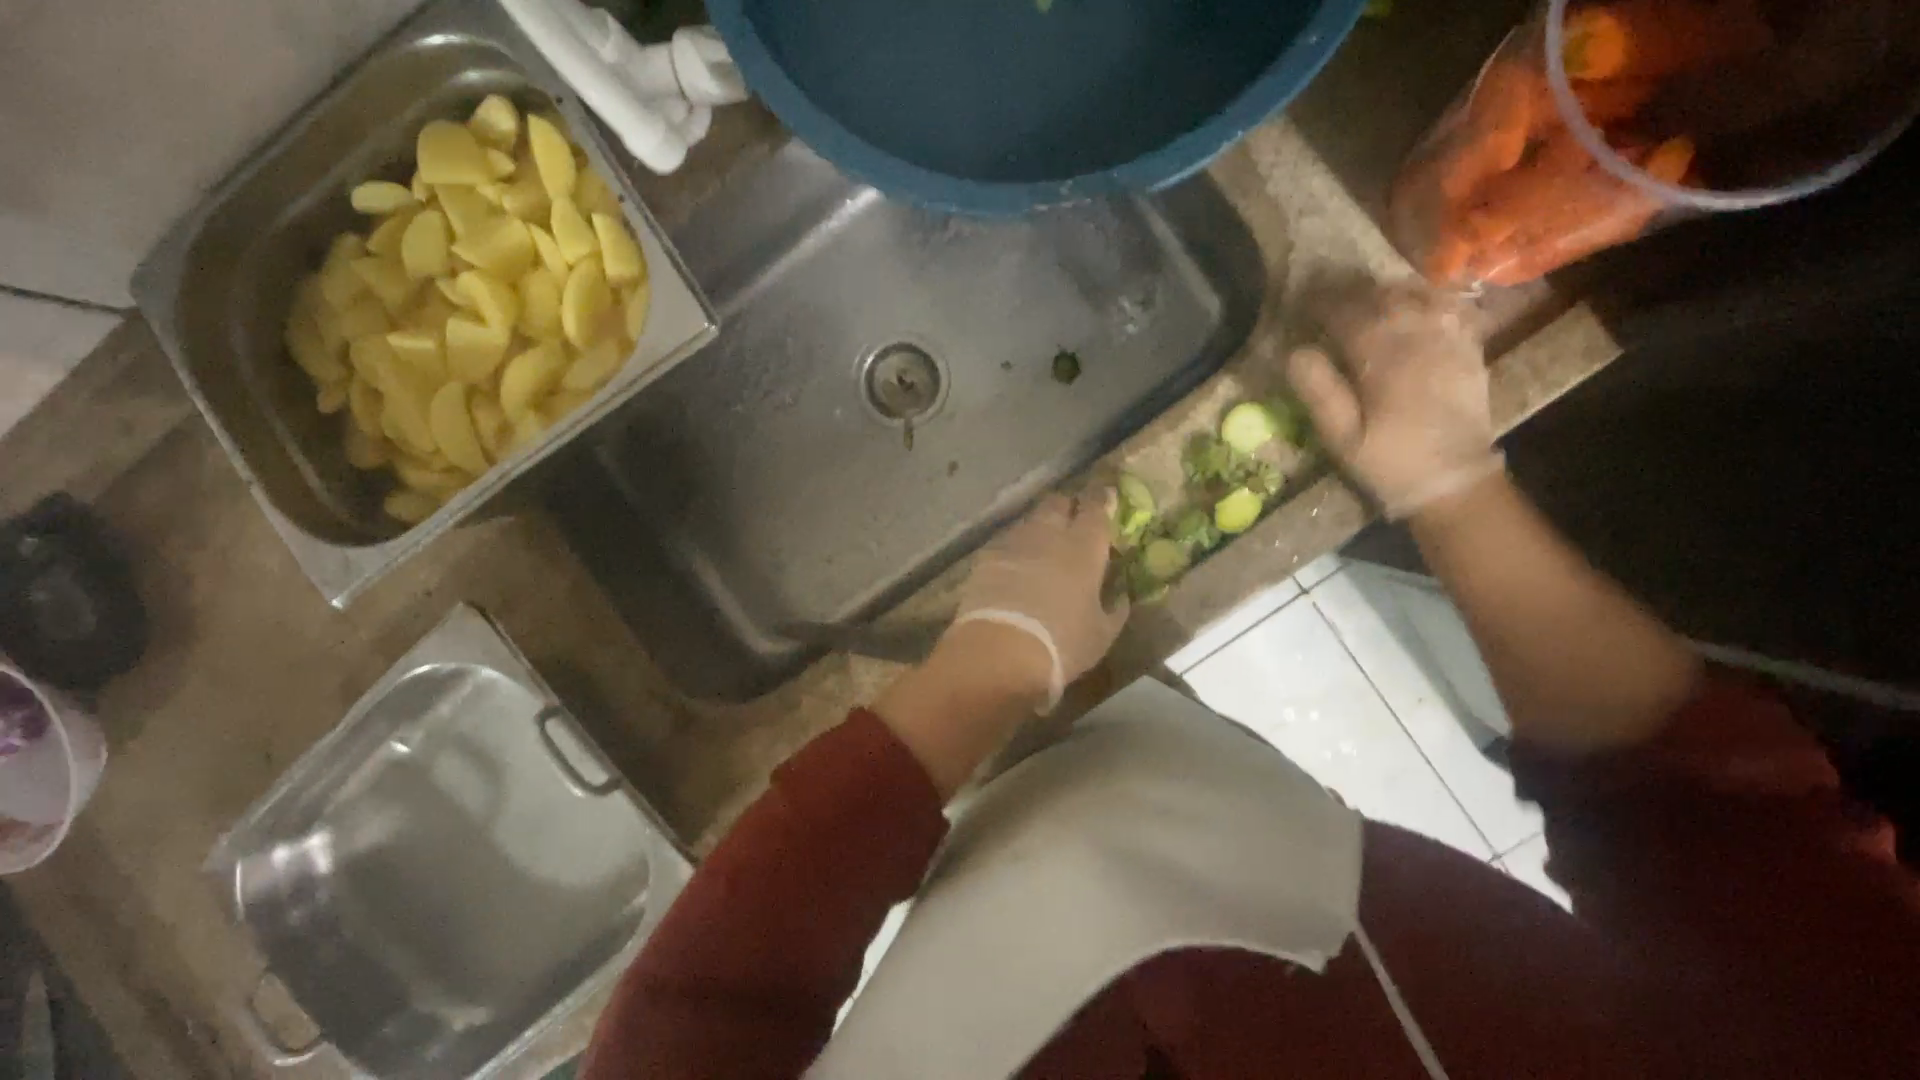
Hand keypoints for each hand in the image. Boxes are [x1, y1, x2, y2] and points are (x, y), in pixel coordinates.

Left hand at [949, 491, 1129, 712]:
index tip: (1104, 497)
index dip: (1100, 499)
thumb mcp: (1101, 634)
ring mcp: (1013, 543)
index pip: (1095, 507)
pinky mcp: (985, 558)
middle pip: (1057, 503)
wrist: (1000, 650)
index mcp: (1084, 546)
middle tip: (1071, 522)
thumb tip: (1122, 597)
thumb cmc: (1063, 642)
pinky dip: (1013, 551)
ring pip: (1029, 522)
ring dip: (1038, 529)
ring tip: (1040, 549)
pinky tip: (1012, 569)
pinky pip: (1004, 544)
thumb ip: (1115, 609)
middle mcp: (1048, 534)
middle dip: (1066, 507)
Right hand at [1286, 282, 1503, 518]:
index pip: (1347, 314)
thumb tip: (1294, 351)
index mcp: (1382, 358)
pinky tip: (1415, 305)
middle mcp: (1418, 338)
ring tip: (1369, 298)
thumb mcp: (1342, 438)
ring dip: (1389, 292)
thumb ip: (1319, 391)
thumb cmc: (1390, 462)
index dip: (1321, 305)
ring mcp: (1449, 340)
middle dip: (1353, 293)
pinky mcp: (1470, 349)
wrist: (1455, 482)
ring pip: (1418, 295)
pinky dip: (1430, 299)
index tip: (1302, 303)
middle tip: (1330, 297)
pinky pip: (1451, 308)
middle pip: (1383, 297)